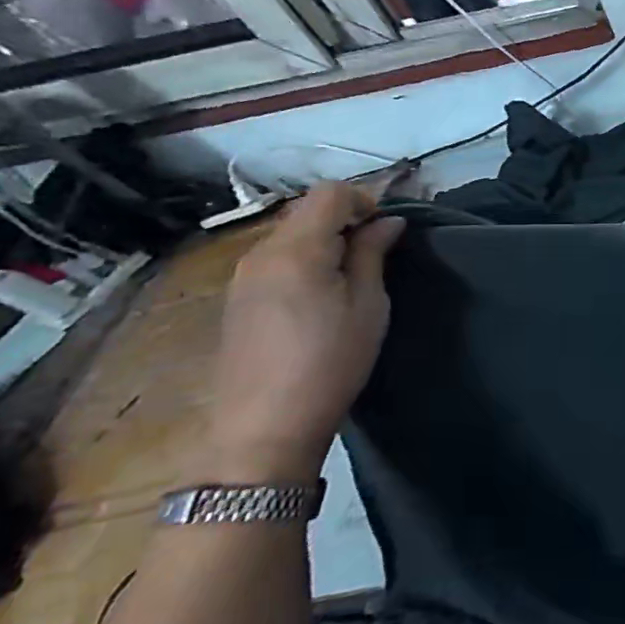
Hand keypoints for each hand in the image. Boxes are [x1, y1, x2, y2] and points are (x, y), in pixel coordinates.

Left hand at [205, 182, 406, 481]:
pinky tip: (320, 298)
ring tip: (350, 280)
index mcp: (295, 249)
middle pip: (307, 211)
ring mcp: (242, 277)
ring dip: (324, 242)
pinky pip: (276, 260)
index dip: (364, 201)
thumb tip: (388, 222)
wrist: (264, 429)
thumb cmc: (330, 362)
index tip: (386, 232)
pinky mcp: (236, 300)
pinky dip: (304, 261)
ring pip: (291, 235)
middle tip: (375, 256)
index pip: (330, 193)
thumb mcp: (368, 305)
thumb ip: (373, 254)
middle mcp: (261, 253)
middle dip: (345, 221)